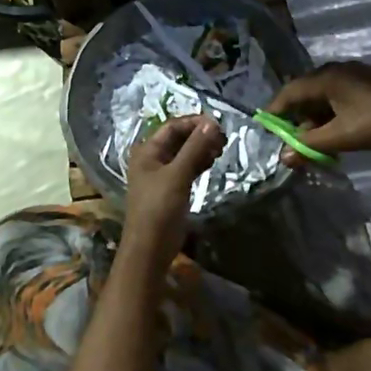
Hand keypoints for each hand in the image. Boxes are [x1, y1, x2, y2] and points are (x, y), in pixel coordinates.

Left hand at [122, 115, 223, 265]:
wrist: (150, 247)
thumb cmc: (159, 207)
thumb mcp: (177, 174)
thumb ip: (195, 148)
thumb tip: (212, 123)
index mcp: (147, 150)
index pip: (173, 126)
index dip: (195, 122)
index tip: (218, 125)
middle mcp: (153, 158)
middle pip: (179, 138)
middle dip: (200, 135)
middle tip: (224, 139)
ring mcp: (162, 174)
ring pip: (185, 153)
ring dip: (202, 148)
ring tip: (222, 149)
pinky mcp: (172, 188)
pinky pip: (187, 167)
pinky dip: (199, 162)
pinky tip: (214, 161)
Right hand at [267, 62, 370, 162]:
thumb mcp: (343, 136)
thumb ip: (310, 144)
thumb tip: (284, 155)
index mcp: (325, 78)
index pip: (289, 92)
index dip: (275, 111)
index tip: (267, 130)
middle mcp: (336, 72)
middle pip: (305, 94)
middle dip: (296, 119)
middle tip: (292, 144)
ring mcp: (354, 76)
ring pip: (323, 98)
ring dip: (315, 120)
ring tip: (314, 145)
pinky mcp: (368, 84)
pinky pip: (338, 98)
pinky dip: (331, 116)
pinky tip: (336, 135)